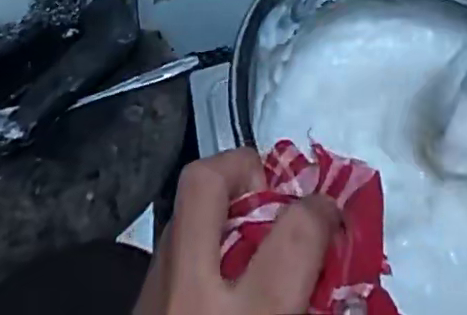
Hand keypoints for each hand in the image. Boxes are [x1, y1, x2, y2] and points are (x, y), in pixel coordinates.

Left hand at [133, 149, 340, 314]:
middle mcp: (192, 292)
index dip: (320, 211)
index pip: (293, 235)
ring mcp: (154, 292)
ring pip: (182, 209)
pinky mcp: (136, 301)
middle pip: (204, 182)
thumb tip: (329, 262)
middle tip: (273, 187)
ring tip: (252, 228)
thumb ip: (313, 300)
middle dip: (241, 165)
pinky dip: (199, 243)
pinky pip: (171, 249)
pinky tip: (221, 271)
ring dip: (220, 203)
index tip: (330, 210)